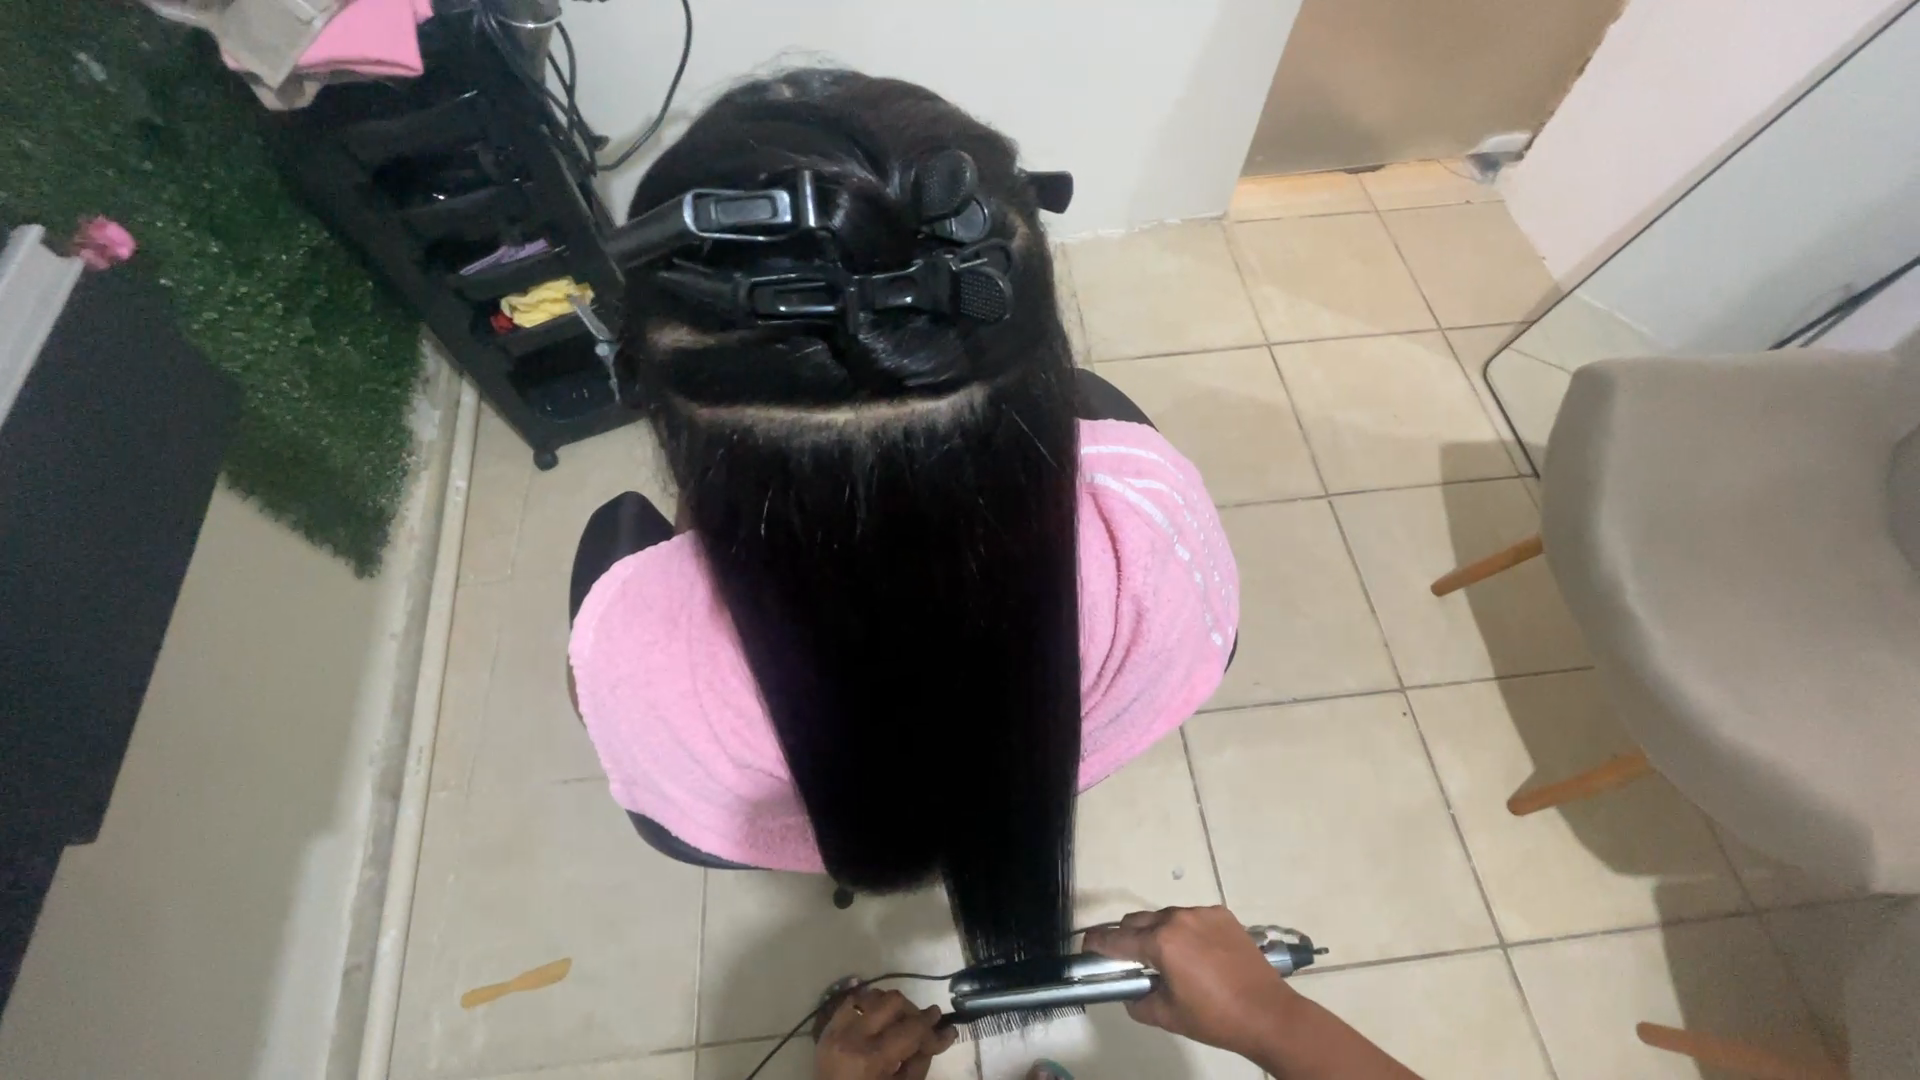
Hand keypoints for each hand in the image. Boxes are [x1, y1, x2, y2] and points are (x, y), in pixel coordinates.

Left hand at [814, 987, 955, 1079]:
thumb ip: (920, 1062)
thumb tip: (941, 1033)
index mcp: (871, 1058)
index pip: (910, 1028)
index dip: (932, 1026)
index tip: (947, 1027)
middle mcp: (852, 1035)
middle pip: (893, 1000)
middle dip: (913, 1011)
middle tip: (922, 1026)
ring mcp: (835, 1029)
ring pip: (873, 995)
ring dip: (890, 1006)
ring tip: (898, 1024)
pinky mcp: (827, 1028)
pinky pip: (853, 1001)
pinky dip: (870, 1005)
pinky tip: (878, 1019)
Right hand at [1082, 906, 1299, 1059]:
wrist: (1269, 1014)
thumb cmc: (1216, 1018)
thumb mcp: (1169, 1016)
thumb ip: (1140, 1002)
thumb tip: (1129, 993)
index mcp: (1161, 943)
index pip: (1118, 939)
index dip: (1098, 942)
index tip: (1086, 945)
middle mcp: (1177, 918)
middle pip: (1138, 921)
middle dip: (1126, 937)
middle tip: (1127, 958)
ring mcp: (1201, 913)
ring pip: (1164, 917)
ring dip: (1156, 933)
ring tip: (1167, 958)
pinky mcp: (1222, 915)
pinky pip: (1191, 918)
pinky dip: (1185, 931)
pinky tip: (1197, 954)